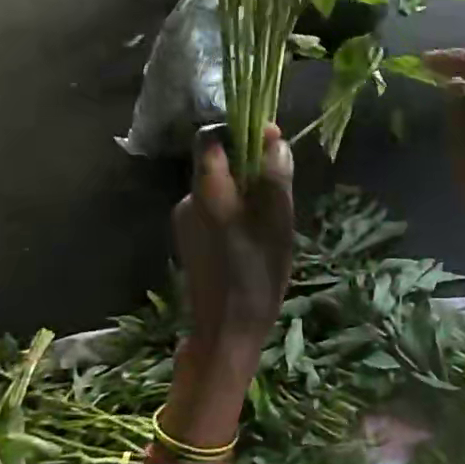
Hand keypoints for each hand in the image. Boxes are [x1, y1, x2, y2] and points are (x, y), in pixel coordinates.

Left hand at [173, 124, 294, 381]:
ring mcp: (184, 222)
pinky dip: (236, 215)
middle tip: (280, 198)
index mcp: (206, 190)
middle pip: (219, 166)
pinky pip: (215, 212)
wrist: (226, 331)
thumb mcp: (277, 223)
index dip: (238, 132)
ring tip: (272, 226)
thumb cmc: (256, 275)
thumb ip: (274, 176)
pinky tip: (254, 242)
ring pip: (220, 191)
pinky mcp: (188, 241)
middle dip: (250, 171)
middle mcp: (188, 199)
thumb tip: (272, 136)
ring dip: (246, 196)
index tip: (268, 143)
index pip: (211, 138)